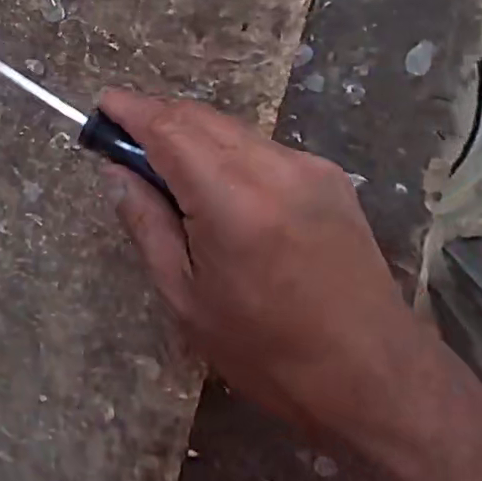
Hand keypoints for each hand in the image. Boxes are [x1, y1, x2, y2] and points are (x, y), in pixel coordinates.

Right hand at [100, 91, 434, 431]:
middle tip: (126, 142)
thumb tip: (115, 172)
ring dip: (191, 133)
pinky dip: (227, 150)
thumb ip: (146, 223)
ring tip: (169, 169)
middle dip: (157, 117)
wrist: (378, 378)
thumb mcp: (187, 298)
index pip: (168, 128)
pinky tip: (221, 187)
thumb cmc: (268, 351)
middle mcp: (272, 166)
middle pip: (198, 116)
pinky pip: (260, 146)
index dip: (131, 109)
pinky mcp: (327, 174)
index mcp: (232, 200)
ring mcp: (306, 165)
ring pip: (229, 127)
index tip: (103, 102)